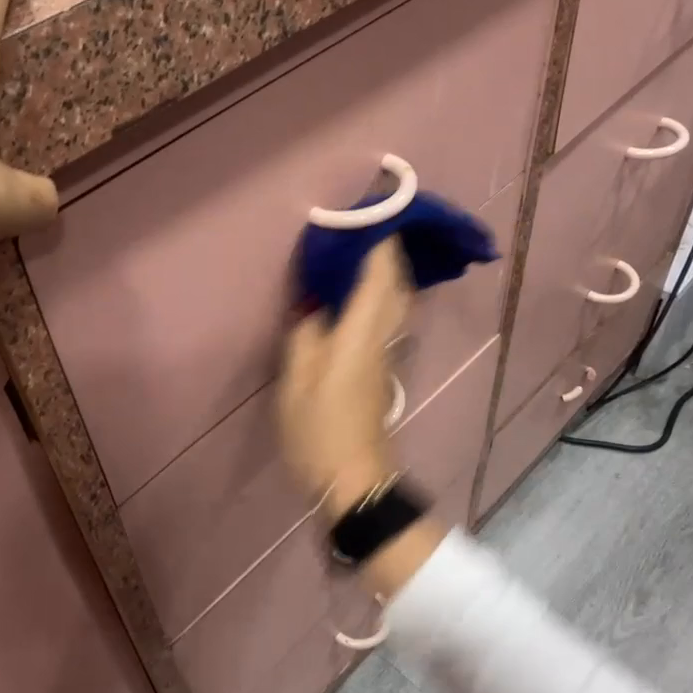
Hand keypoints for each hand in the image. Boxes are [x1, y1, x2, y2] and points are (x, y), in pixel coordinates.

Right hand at [278, 239, 412, 518]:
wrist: (355, 482)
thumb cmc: (320, 432)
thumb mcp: (297, 383)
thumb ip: (305, 337)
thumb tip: (313, 304)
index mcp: (360, 335)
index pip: (379, 274)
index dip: (379, 240)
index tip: (369, 210)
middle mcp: (380, 337)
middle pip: (395, 284)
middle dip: (388, 249)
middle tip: (365, 223)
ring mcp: (384, 354)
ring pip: (394, 300)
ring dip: (385, 270)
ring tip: (359, 249)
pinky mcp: (379, 369)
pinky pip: (384, 317)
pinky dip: (377, 294)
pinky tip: (355, 293)